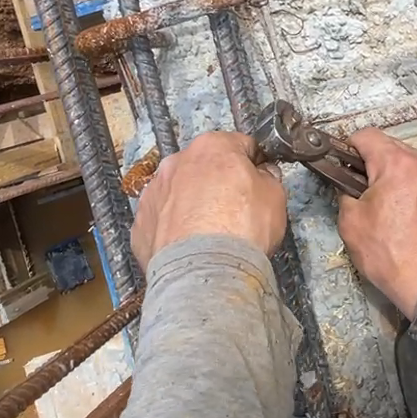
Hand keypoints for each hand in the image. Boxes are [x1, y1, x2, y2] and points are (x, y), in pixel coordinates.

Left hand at [131, 132, 287, 270]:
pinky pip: (162, 222)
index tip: (258, 181)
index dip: (253, 164)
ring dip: (193, 206)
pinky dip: (175, 231)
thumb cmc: (241, 229)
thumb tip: (264, 176)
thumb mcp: (275, 196)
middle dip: (218, 183)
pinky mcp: (140, 225)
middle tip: (236, 210)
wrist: (206, 272)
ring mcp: (154, 193)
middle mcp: (177, 163)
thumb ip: (268, 177)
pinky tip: (193, 248)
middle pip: (204, 167)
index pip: (240, 145)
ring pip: (178, 193)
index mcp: (212, 146)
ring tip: (212, 233)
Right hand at [336, 129, 416, 319]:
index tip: (344, 163)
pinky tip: (412, 213)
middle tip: (364, 189)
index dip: (349, 147)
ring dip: (398, 175)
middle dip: (375, 163)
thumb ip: (345, 192)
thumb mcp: (351, 223)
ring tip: (390, 205)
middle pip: (392, 147)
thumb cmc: (392, 256)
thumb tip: (347, 184)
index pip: (366, 135)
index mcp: (397, 164)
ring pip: (414, 163)